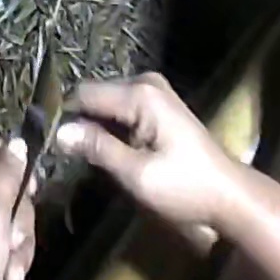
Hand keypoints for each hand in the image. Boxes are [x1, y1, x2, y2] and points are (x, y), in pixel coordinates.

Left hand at [0, 139, 35, 279]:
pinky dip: (8, 272)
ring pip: (13, 228)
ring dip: (17, 252)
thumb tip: (18, 140)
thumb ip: (8, 173)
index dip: (19, 165)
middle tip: (10, 238)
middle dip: (20, 220)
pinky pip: (6, 256)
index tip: (32, 188)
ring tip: (4, 270)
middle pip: (12, 192)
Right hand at [54, 73, 245, 240]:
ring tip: (84, 155)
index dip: (64, 116)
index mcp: (140, 94)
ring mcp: (153, 91)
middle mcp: (145, 82)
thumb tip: (59, 132)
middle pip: (95, 95)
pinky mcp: (157, 103)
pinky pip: (121, 107)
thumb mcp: (138, 175)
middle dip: (79, 121)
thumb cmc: (187, 188)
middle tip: (66, 155)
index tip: (49, 142)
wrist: (231, 196)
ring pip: (106, 102)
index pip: (85, 94)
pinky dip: (111, 127)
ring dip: (94, 126)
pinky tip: (108, 150)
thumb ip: (98, 149)